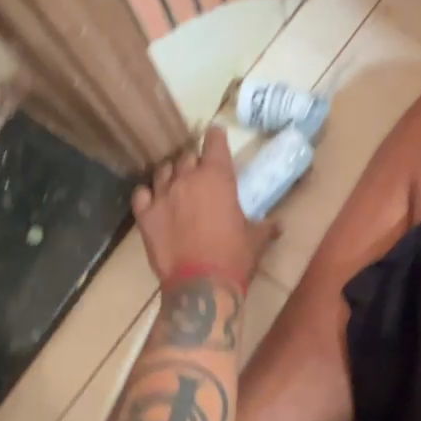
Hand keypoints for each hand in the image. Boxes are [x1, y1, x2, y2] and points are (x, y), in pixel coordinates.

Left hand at [133, 126, 277, 286]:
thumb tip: (278, 225)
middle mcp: (187, 178)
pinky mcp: (145, 214)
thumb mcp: (256, 241)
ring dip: (171, 174)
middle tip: (199, 172)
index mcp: (217, 178)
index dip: (215, 137)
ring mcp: (162, 194)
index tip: (215, 134)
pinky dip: (148, 194)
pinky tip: (154, 201)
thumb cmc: (234, 258)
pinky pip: (141, 193)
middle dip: (194, 161)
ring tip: (176, 185)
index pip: (214, 142)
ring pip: (163, 170)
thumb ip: (265, 227)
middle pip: (186, 156)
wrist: (200, 285)